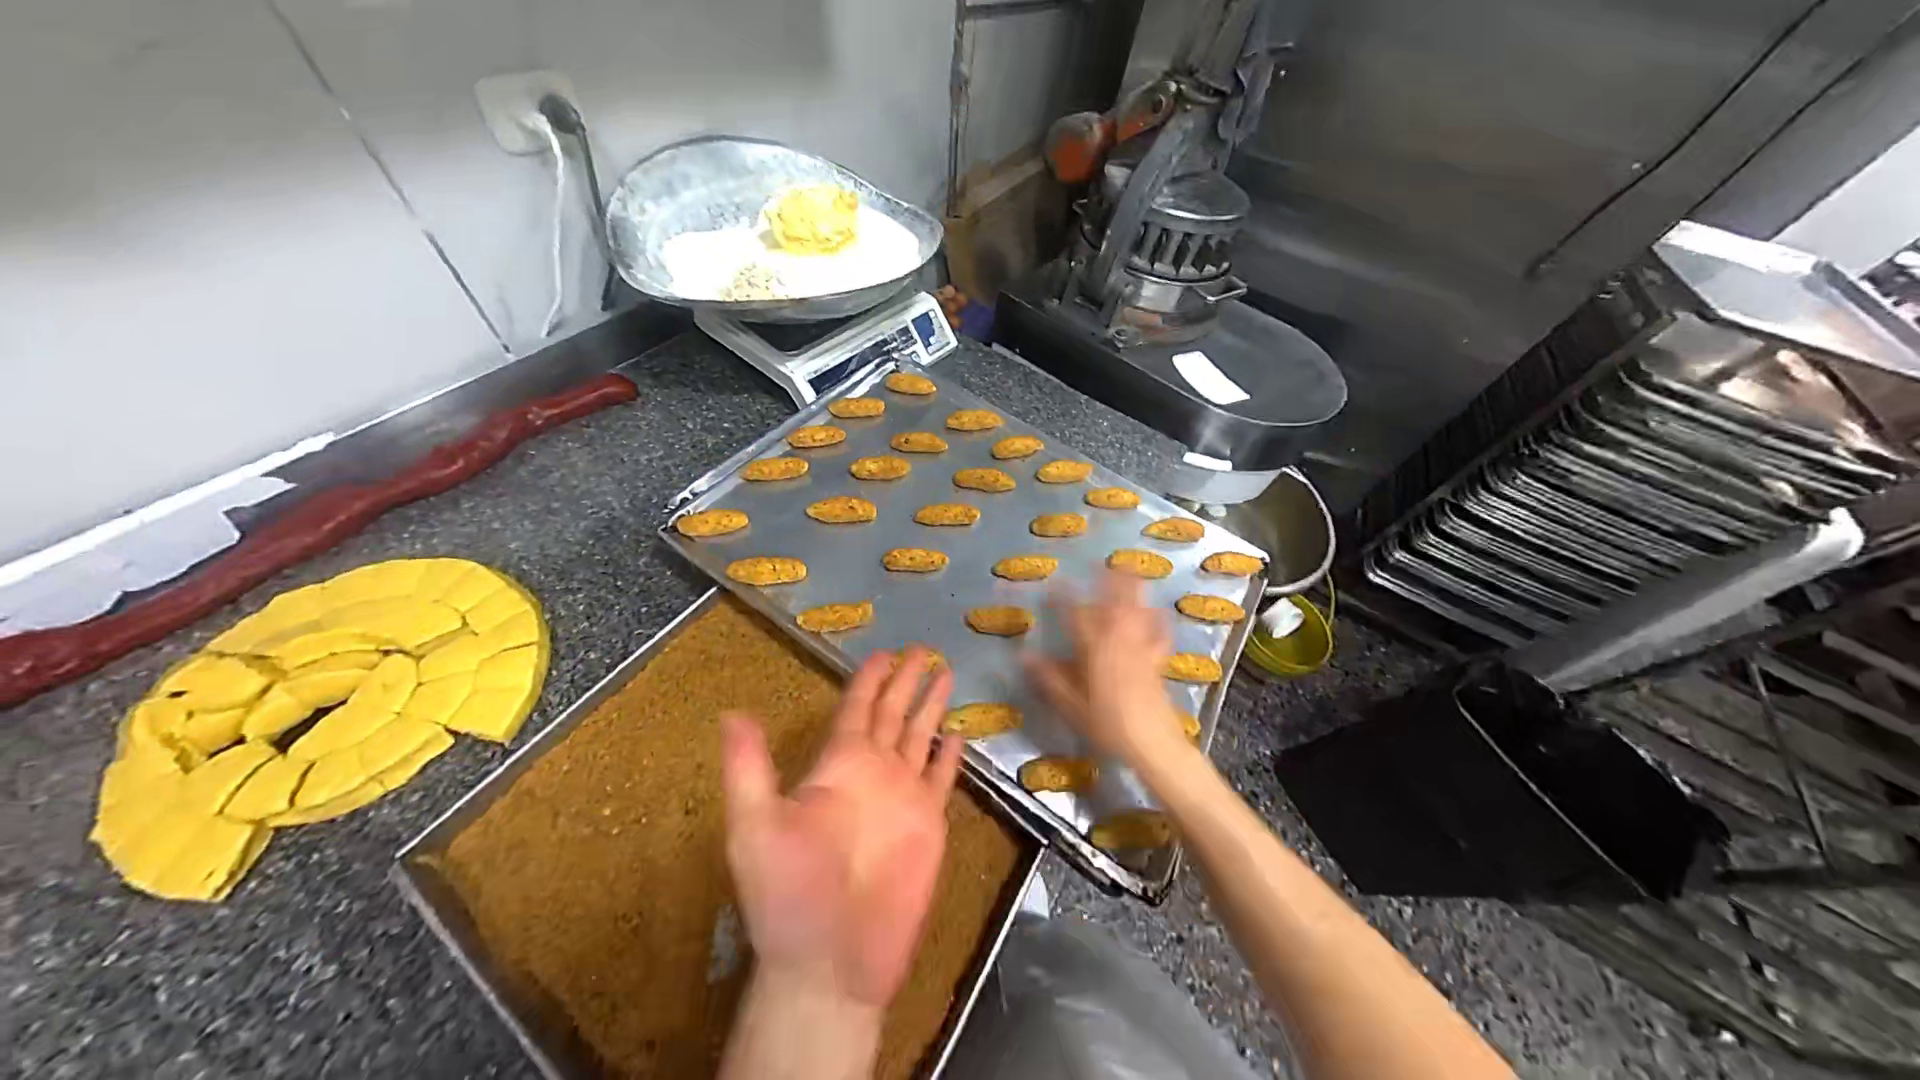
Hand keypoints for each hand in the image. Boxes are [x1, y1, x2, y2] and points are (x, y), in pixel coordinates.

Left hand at [721, 646, 962, 1007]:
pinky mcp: (928, 826)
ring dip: (931, 707)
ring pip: (921, 738)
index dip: (869, 680)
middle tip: (922, 649)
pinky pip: (942, 781)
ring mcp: (902, 798)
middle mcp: (872, 773)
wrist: (829, 962)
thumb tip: (730, 712)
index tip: (883, 652)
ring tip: (945, 675)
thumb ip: (749, 769)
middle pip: (893, 713)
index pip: (856, 709)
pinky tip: (959, 737)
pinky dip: (951, 758)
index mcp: (836, 766)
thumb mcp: (755, 828)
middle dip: (907, 681)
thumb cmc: (788, 895)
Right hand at [1026, 572, 1192, 766]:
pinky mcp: (1157, 661)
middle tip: (1102, 563)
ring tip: (1131, 571)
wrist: (1151, 743)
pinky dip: (1158, 621)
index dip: (1062, 597)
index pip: (1074, 616)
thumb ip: (1049, 678)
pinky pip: (1160, 634)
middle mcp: (1118, 642)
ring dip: (1134, 590)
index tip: (1054, 581)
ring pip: (1137, 610)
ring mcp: (1141, 649)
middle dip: (1108, 581)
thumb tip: (1025, 656)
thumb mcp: (1071, 706)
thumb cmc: (1106, 725)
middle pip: (1113, 603)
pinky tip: (1160, 612)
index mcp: (1093, 650)